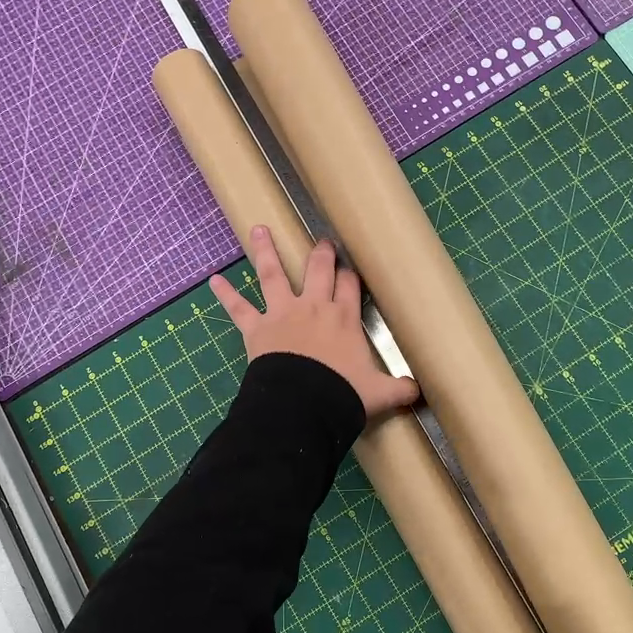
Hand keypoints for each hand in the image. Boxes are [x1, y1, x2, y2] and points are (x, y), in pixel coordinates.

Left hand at [211, 226, 419, 419]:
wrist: (303, 404)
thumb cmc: (342, 393)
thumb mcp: (379, 392)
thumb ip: (399, 389)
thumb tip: (419, 392)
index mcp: (344, 318)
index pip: (349, 286)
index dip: (350, 275)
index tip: (350, 269)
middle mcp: (314, 307)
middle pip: (318, 270)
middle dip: (321, 254)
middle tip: (322, 242)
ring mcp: (282, 313)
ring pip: (273, 274)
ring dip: (265, 251)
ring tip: (258, 229)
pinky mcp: (256, 328)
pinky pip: (238, 308)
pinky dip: (225, 294)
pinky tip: (213, 280)